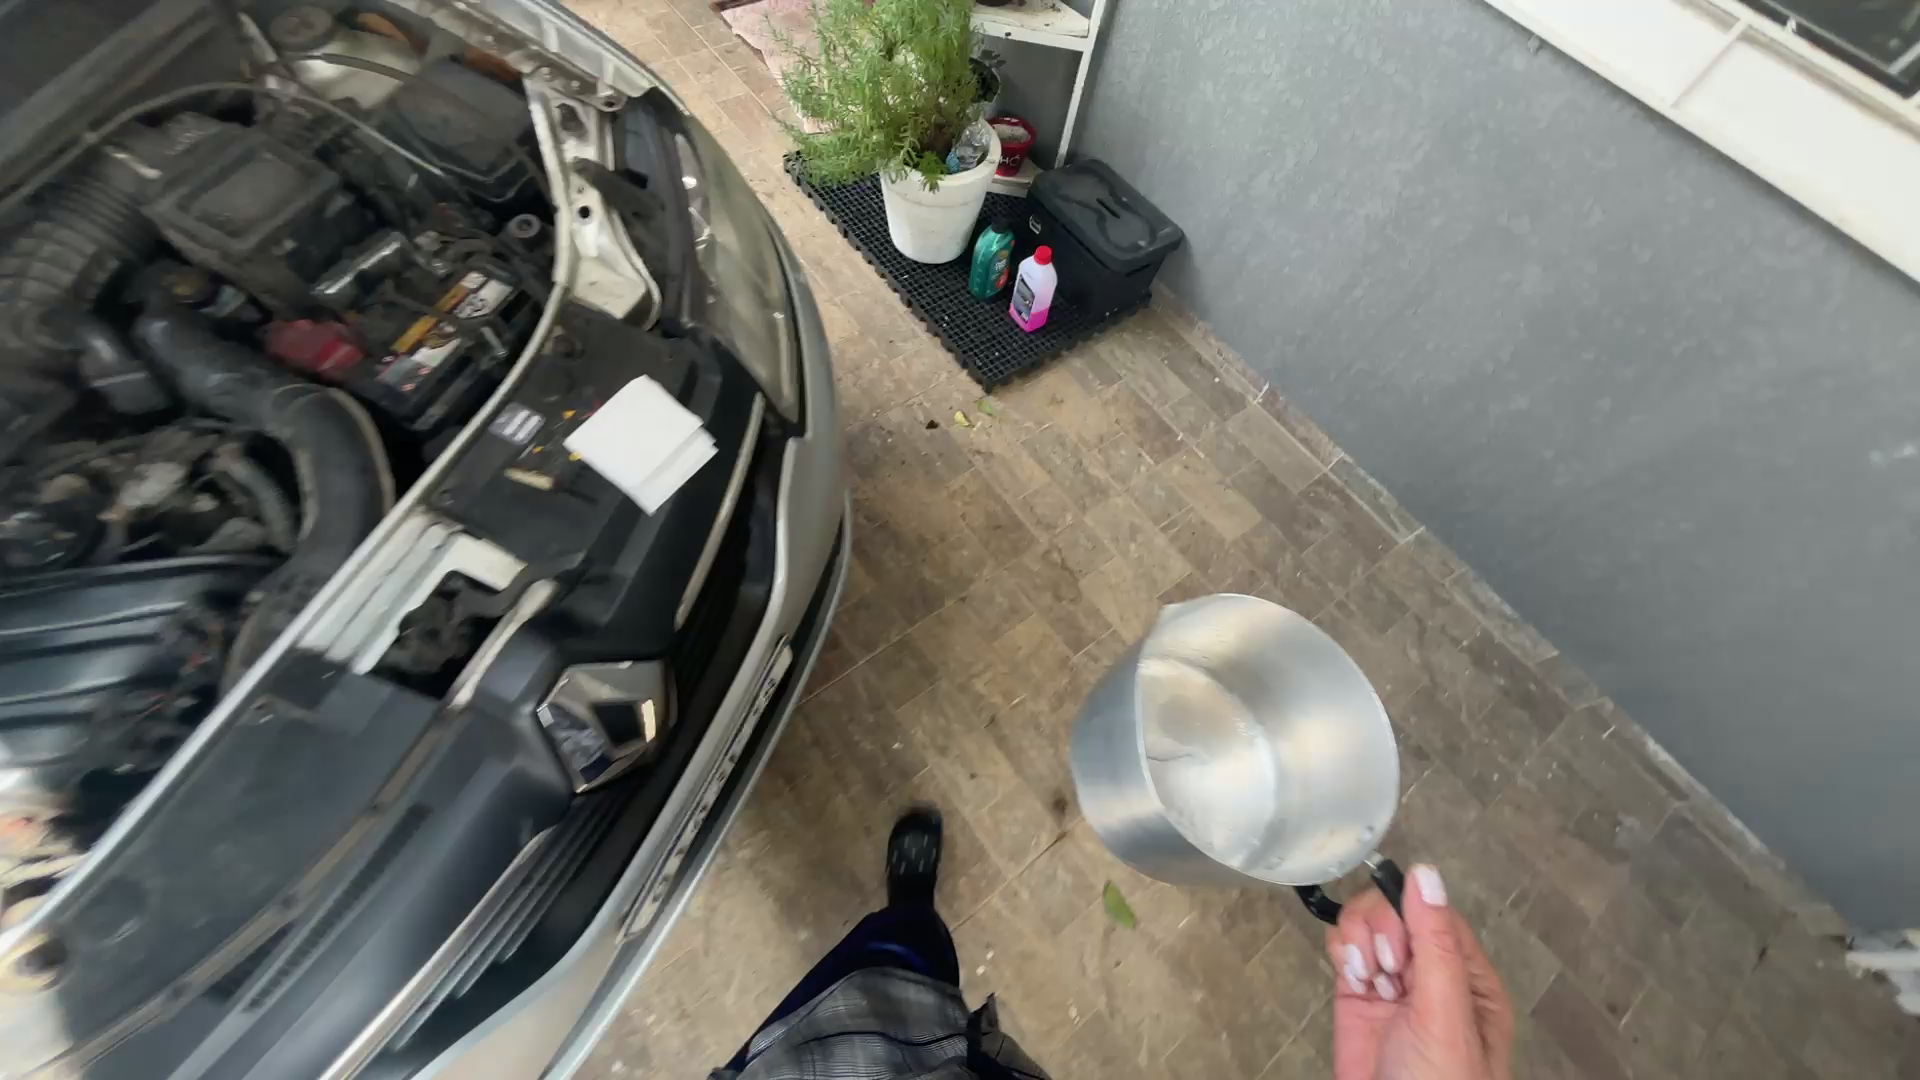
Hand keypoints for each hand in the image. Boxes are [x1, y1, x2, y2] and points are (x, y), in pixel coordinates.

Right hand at [1323, 864, 1513, 1079]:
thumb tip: (1425, 870)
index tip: (1397, 957)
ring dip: (1357, 944)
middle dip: (1379, 934)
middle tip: (1384, 978)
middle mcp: (1432, 971)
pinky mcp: (1357, 987)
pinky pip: (1343, 942)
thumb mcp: (1444, 1017)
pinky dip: (1341, 954)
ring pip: (1364, 921)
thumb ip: (1435, 942)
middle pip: (1394, 909)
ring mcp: (1392, 979)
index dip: (1407, 918)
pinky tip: (1352, 983)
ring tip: (1367, 984)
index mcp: (1469, 977)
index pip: (1432, 911)